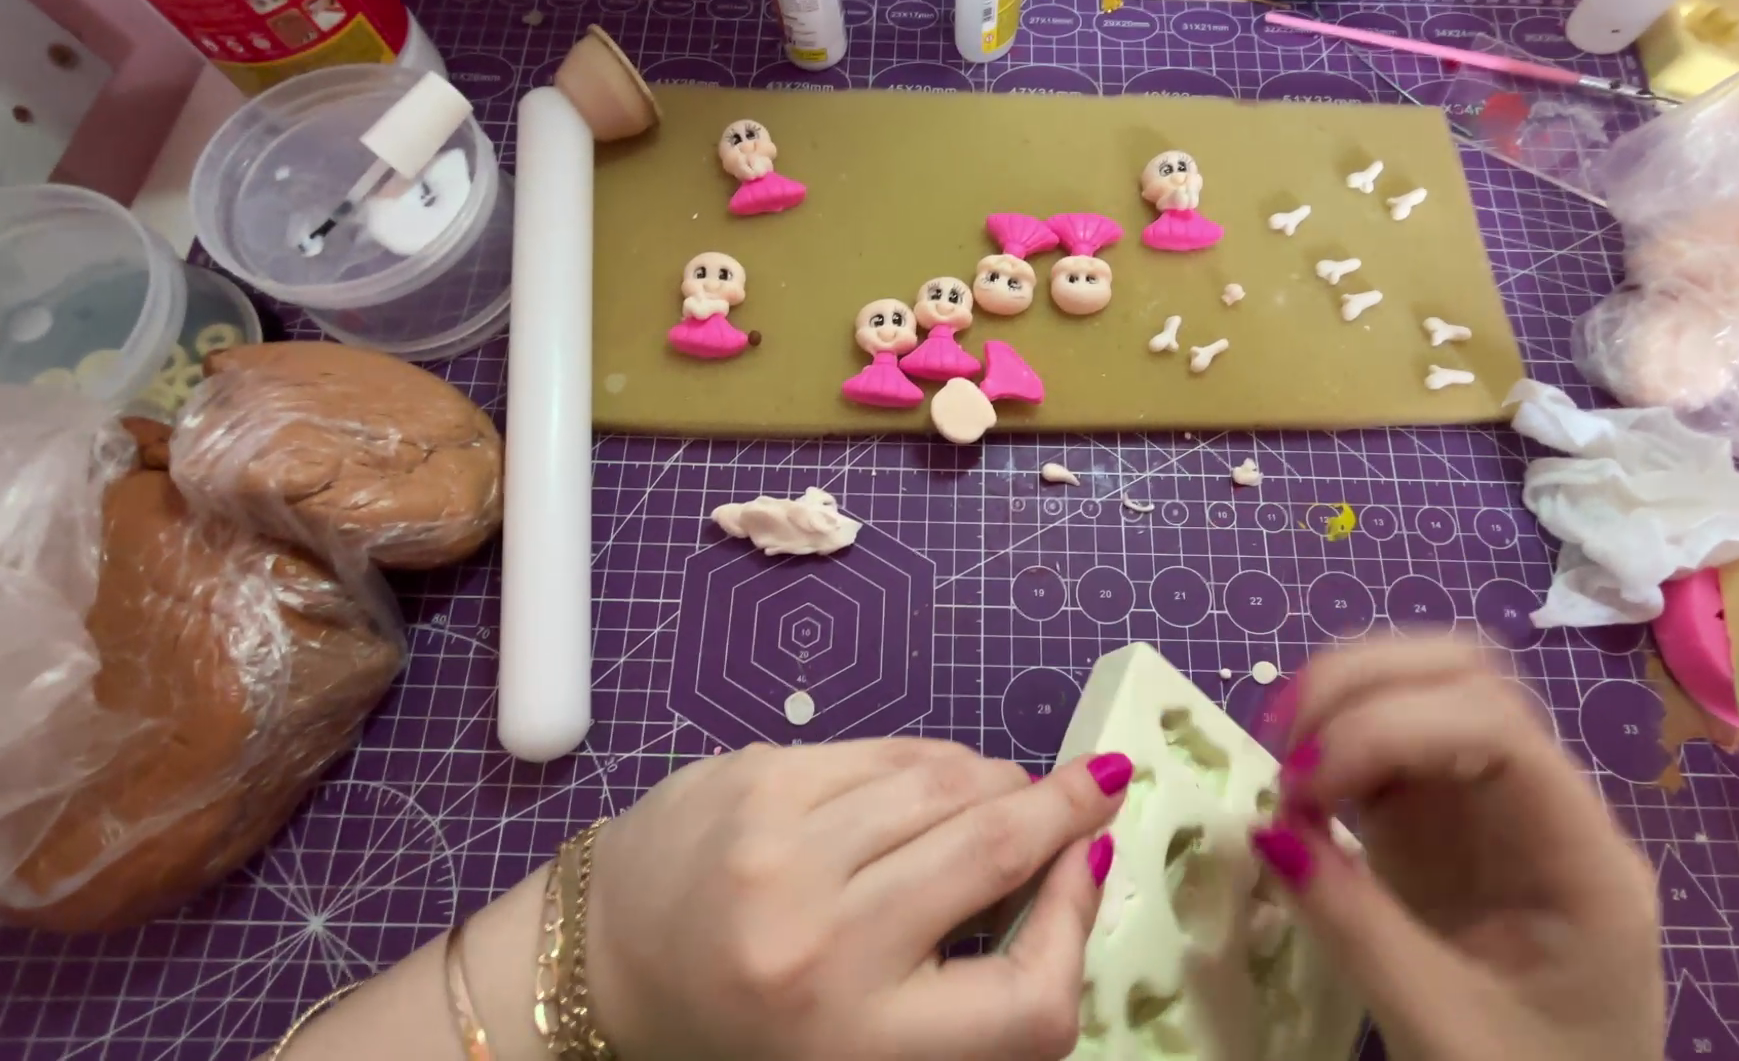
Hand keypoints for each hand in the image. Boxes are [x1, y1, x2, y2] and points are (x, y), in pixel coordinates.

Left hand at [586, 738, 1132, 1059]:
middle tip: (1098, 783)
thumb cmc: (740, 1030)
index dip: (1078, 927)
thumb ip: (972, 982)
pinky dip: (936, 760)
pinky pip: (888, 750)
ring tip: (1013, 788)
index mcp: (853, 1041)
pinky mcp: (760, 773)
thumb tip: (1069, 866)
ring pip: (944, 782)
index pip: (1027, 1001)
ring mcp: (784, 839)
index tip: (1093, 868)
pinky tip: (944, 774)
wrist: (596, 967)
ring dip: (999, 780)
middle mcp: (821, 938)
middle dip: (1060, 810)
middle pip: (991, 854)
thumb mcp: (863, 1045)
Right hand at [1252, 636, 1663, 1060]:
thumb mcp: (1441, 1027)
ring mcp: (1485, 796)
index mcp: (1579, 856)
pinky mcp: (1435, 807)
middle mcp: (1538, 801)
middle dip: (1359, 684)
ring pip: (1421, 681)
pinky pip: (1382, 730)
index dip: (1384, 729)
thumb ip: (1354, 926)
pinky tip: (1295, 774)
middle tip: (1284, 747)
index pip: (1493, 724)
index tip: (1303, 789)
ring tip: (1283, 755)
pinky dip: (1327, 730)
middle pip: (1464, 672)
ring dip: (1339, 694)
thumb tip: (1264, 829)